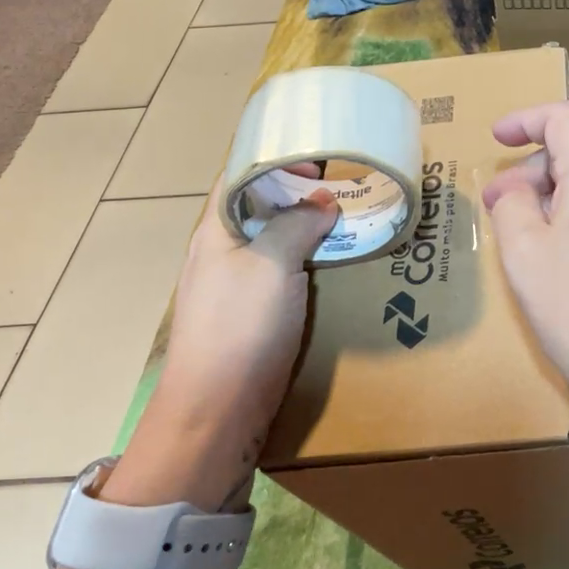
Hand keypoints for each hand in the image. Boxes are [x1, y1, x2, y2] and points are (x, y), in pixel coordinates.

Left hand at [153, 174, 338, 435]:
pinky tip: (337, 264)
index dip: (275, 160)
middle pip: (262, 207)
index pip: (240, 176)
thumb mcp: (271, 263)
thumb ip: (297, 223)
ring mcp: (239, 284)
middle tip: (346, 188)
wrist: (217, 408)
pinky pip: (285, 273)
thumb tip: (323, 200)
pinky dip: (311, 260)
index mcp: (217, 230)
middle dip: (301, 193)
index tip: (318, 159)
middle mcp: (224, 251)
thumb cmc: (239, 326)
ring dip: (310, 228)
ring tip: (351, 221)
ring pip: (277, 241)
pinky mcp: (256, 314)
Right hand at [482, 102, 568, 425]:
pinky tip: (563, 256)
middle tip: (498, 206)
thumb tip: (516, 189)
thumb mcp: (523, 254)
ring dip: (556, 195)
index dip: (525, 119)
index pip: (565, 118)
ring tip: (526, 236)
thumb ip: (511, 203)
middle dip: (533, 170)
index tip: (496, 137)